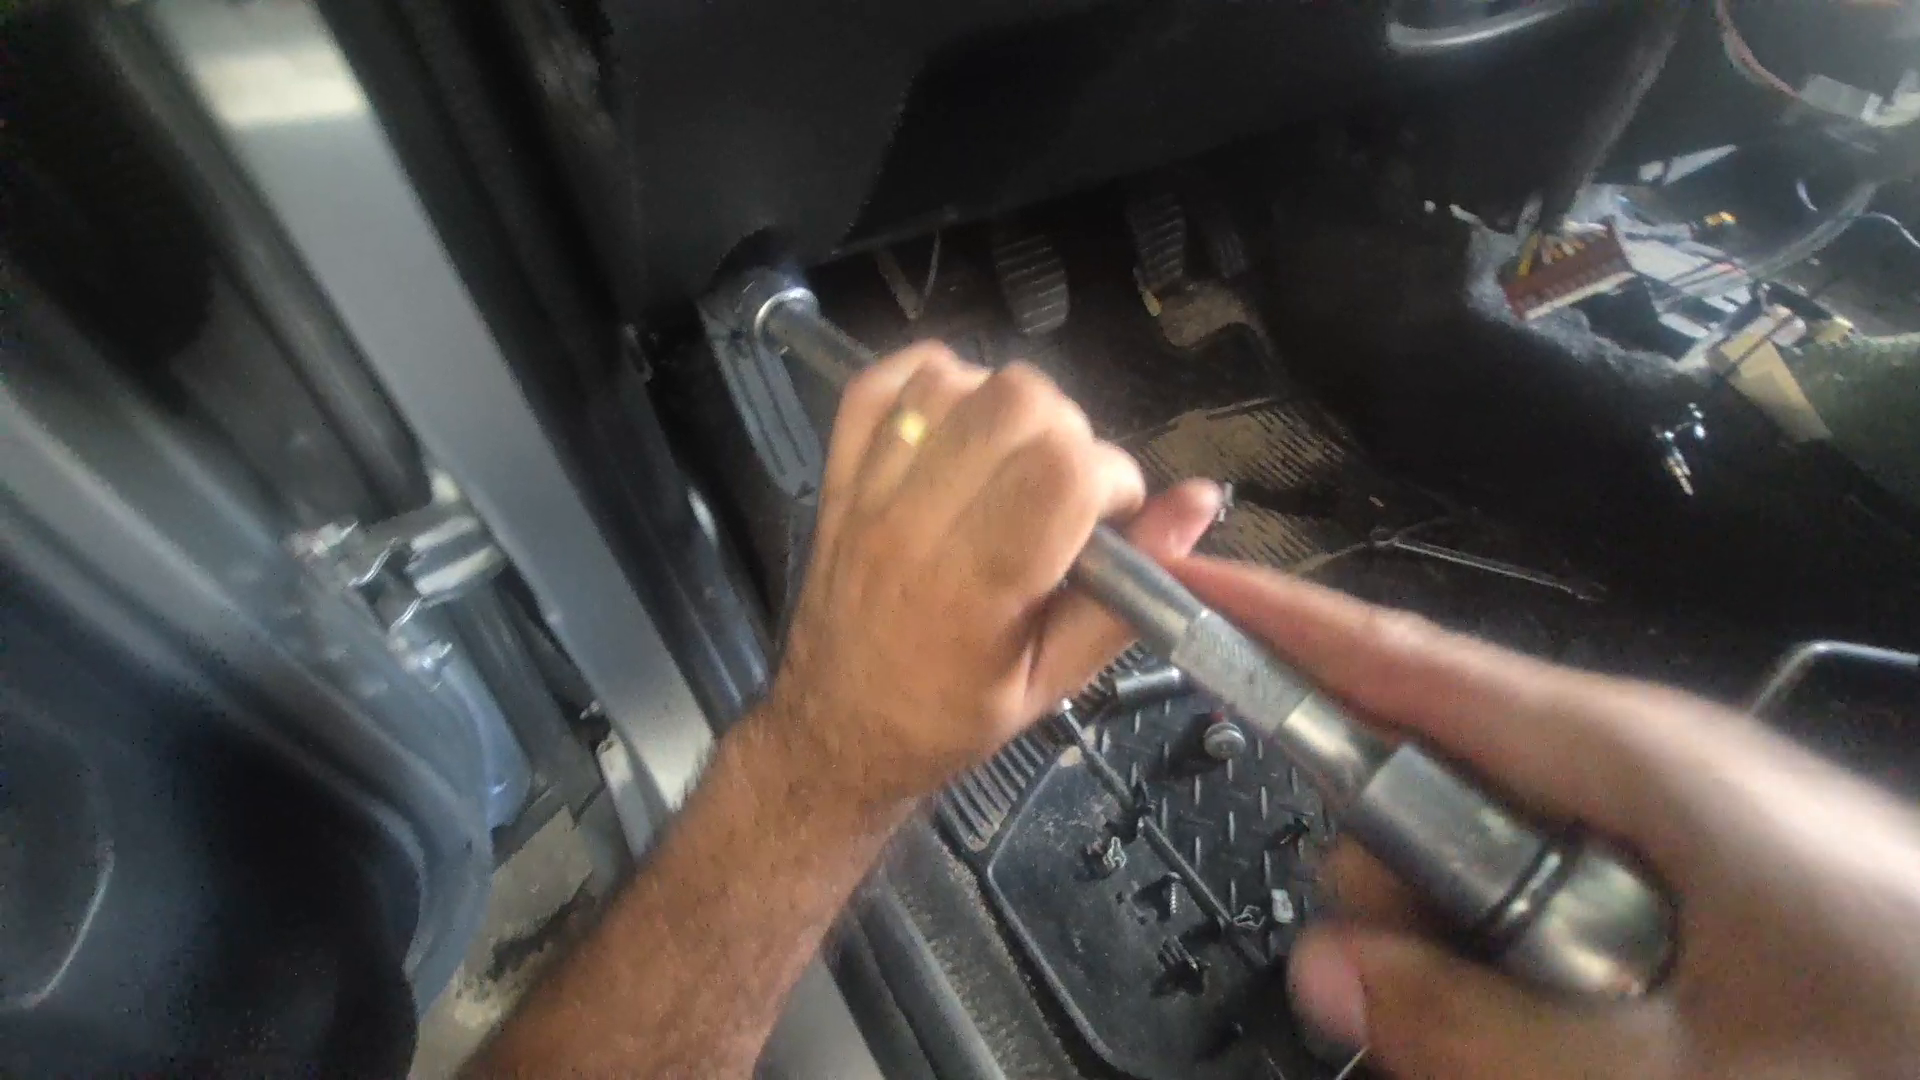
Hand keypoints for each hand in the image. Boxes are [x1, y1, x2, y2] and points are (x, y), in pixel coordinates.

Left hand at [769, 343, 1219, 808]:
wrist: (837, 727)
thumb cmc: (949, 718)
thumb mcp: (1052, 681)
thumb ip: (1125, 594)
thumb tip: (1199, 501)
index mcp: (976, 585)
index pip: (1064, 469)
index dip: (1112, 479)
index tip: (1108, 519)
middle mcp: (915, 522)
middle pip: (1016, 401)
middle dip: (1067, 432)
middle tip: (1061, 488)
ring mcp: (867, 490)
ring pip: (952, 381)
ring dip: (1004, 405)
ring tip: (1012, 459)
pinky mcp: (837, 475)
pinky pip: (877, 383)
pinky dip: (928, 380)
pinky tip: (957, 418)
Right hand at [1177, 557, 1919, 1079]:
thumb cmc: (1913, 1058)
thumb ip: (1481, 1032)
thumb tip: (1319, 970)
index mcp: (1609, 751)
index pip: (1388, 658)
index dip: (1274, 615)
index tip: (1182, 584)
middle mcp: (1602, 755)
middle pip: (1406, 772)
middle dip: (1378, 881)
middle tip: (1418, 999)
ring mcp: (1633, 806)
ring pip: (1456, 846)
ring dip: (1450, 946)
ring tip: (1549, 1047)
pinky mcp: (1658, 860)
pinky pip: (1520, 884)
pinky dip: (1505, 961)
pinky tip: (1571, 1036)